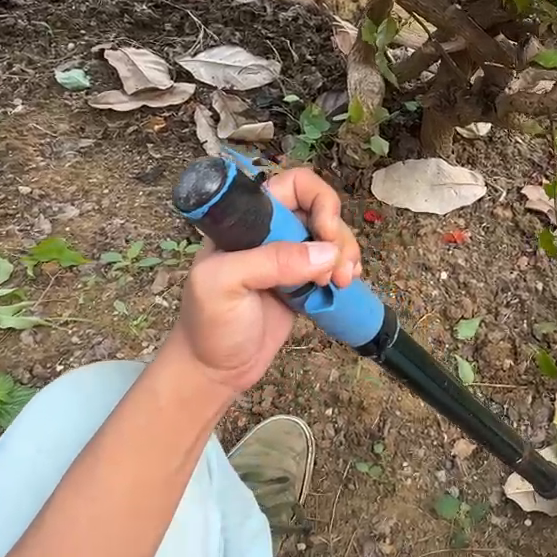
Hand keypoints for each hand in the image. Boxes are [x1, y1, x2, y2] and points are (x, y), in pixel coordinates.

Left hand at [168, 168, 364, 397]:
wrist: (213, 372)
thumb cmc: (208, 325)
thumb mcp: (226, 286)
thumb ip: (272, 262)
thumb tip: (327, 253)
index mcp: (249, 220)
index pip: (294, 185)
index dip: (318, 199)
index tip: (324, 231)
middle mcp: (272, 231)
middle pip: (321, 209)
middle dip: (337, 234)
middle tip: (339, 269)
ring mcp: (289, 256)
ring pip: (332, 236)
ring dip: (346, 254)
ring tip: (343, 283)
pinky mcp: (304, 280)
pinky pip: (334, 262)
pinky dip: (347, 268)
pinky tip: (348, 284)